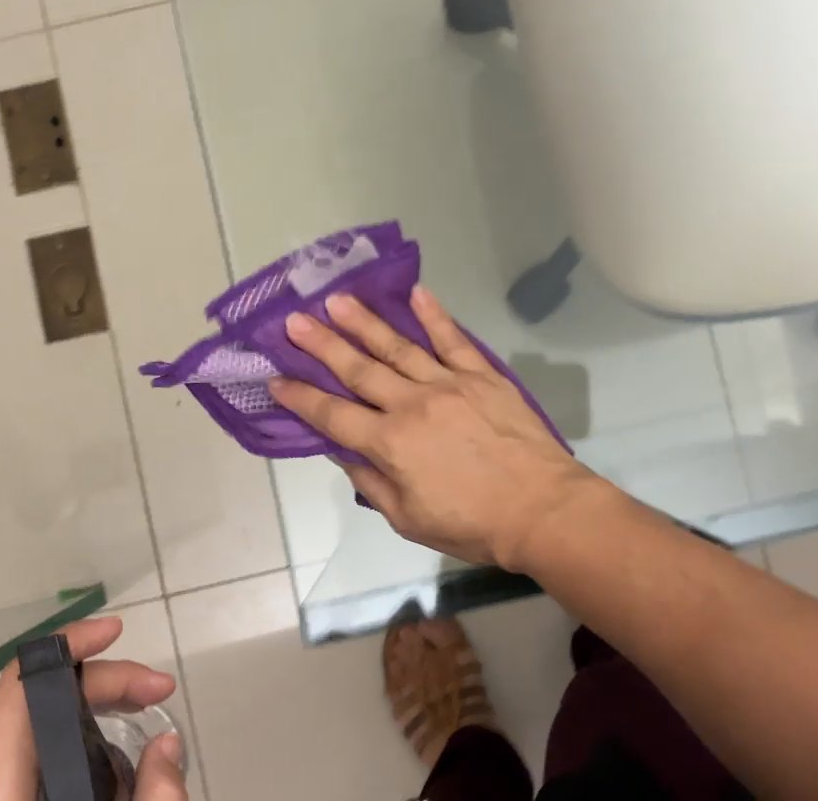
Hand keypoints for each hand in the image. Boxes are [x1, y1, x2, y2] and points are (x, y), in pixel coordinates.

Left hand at [0, 616, 187, 800]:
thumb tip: (168, 746)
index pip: (21, 685)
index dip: (70, 644)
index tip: (119, 631)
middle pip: (32, 694)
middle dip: (102, 681)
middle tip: (159, 692)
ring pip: (25, 718)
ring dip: (86, 707)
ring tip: (137, 725)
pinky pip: (17, 747)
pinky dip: (62, 736)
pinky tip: (99, 764)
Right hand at [268, 285, 608, 570]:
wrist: (541, 508)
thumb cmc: (472, 524)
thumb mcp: (408, 518)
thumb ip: (371, 481)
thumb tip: (341, 451)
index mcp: (390, 443)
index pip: (332, 415)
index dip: (301, 397)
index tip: (275, 378)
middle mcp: (412, 404)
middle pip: (358, 369)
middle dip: (322, 344)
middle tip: (294, 320)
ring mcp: (448, 383)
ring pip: (398, 346)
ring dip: (365, 322)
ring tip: (338, 300)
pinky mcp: (481, 375)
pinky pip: (453, 339)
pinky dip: (434, 315)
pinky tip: (415, 293)